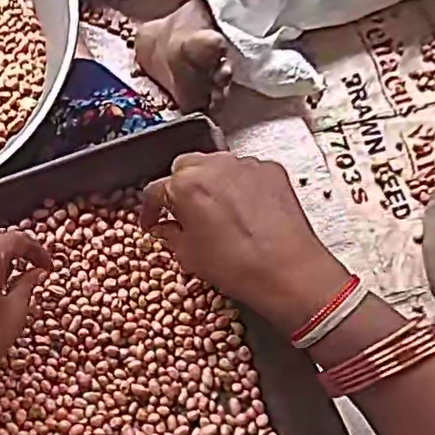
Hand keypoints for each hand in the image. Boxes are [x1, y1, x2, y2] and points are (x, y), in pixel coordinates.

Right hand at [139, 152, 352, 331]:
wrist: (285, 270)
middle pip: (183, 167)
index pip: (155, 190)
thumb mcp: (189, 255)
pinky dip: (235, 186)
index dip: (149, 209)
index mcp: (185, 186)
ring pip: (214, 165)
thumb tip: (165, 228)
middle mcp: (214, 167)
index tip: (152, 220)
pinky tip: (238, 211)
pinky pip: (243, 172)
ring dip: (206, 184)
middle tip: (178, 213)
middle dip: (177, 188)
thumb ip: (170, 234)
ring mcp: (245, 165)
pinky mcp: (270, 170)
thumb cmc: (238, 265)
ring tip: (210, 212)